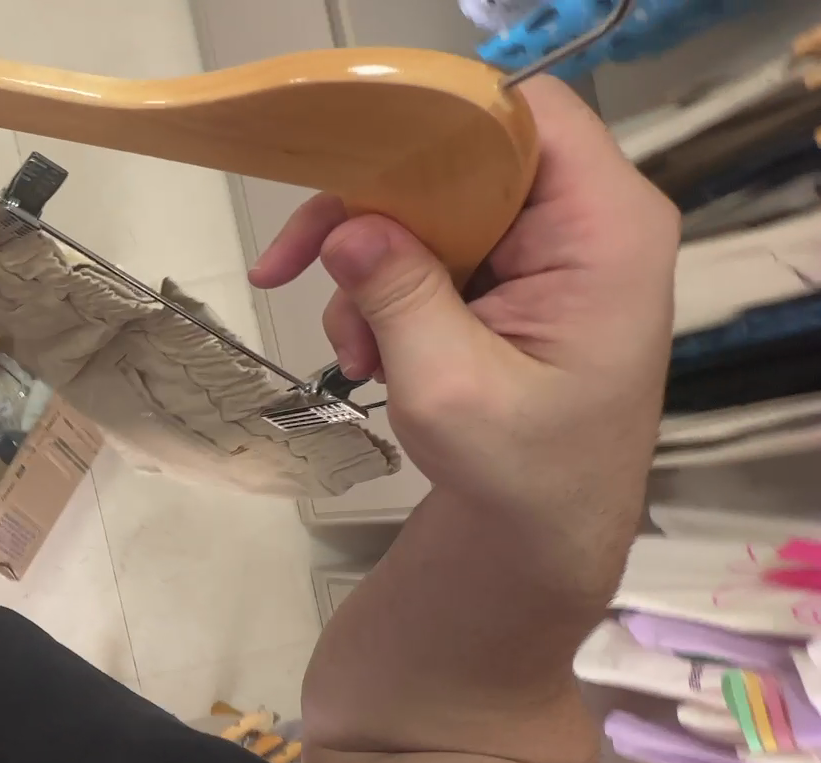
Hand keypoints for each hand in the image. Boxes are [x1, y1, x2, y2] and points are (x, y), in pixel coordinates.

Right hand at [249, 77, 678, 608]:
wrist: (534, 523)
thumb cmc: (516, 463)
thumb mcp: (447, 383)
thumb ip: (401, 296)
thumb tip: (344, 227)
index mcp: (598, 229)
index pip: (525, 120)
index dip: (435, 130)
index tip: (344, 178)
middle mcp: (573, 225)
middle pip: (454, 170)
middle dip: (365, 225)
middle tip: (285, 270)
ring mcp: (536, 257)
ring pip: (423, 222)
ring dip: (364, 284)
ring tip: (355, 359)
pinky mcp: (502, 288)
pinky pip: (421, 265)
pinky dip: (377, 308)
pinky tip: (370, 361)